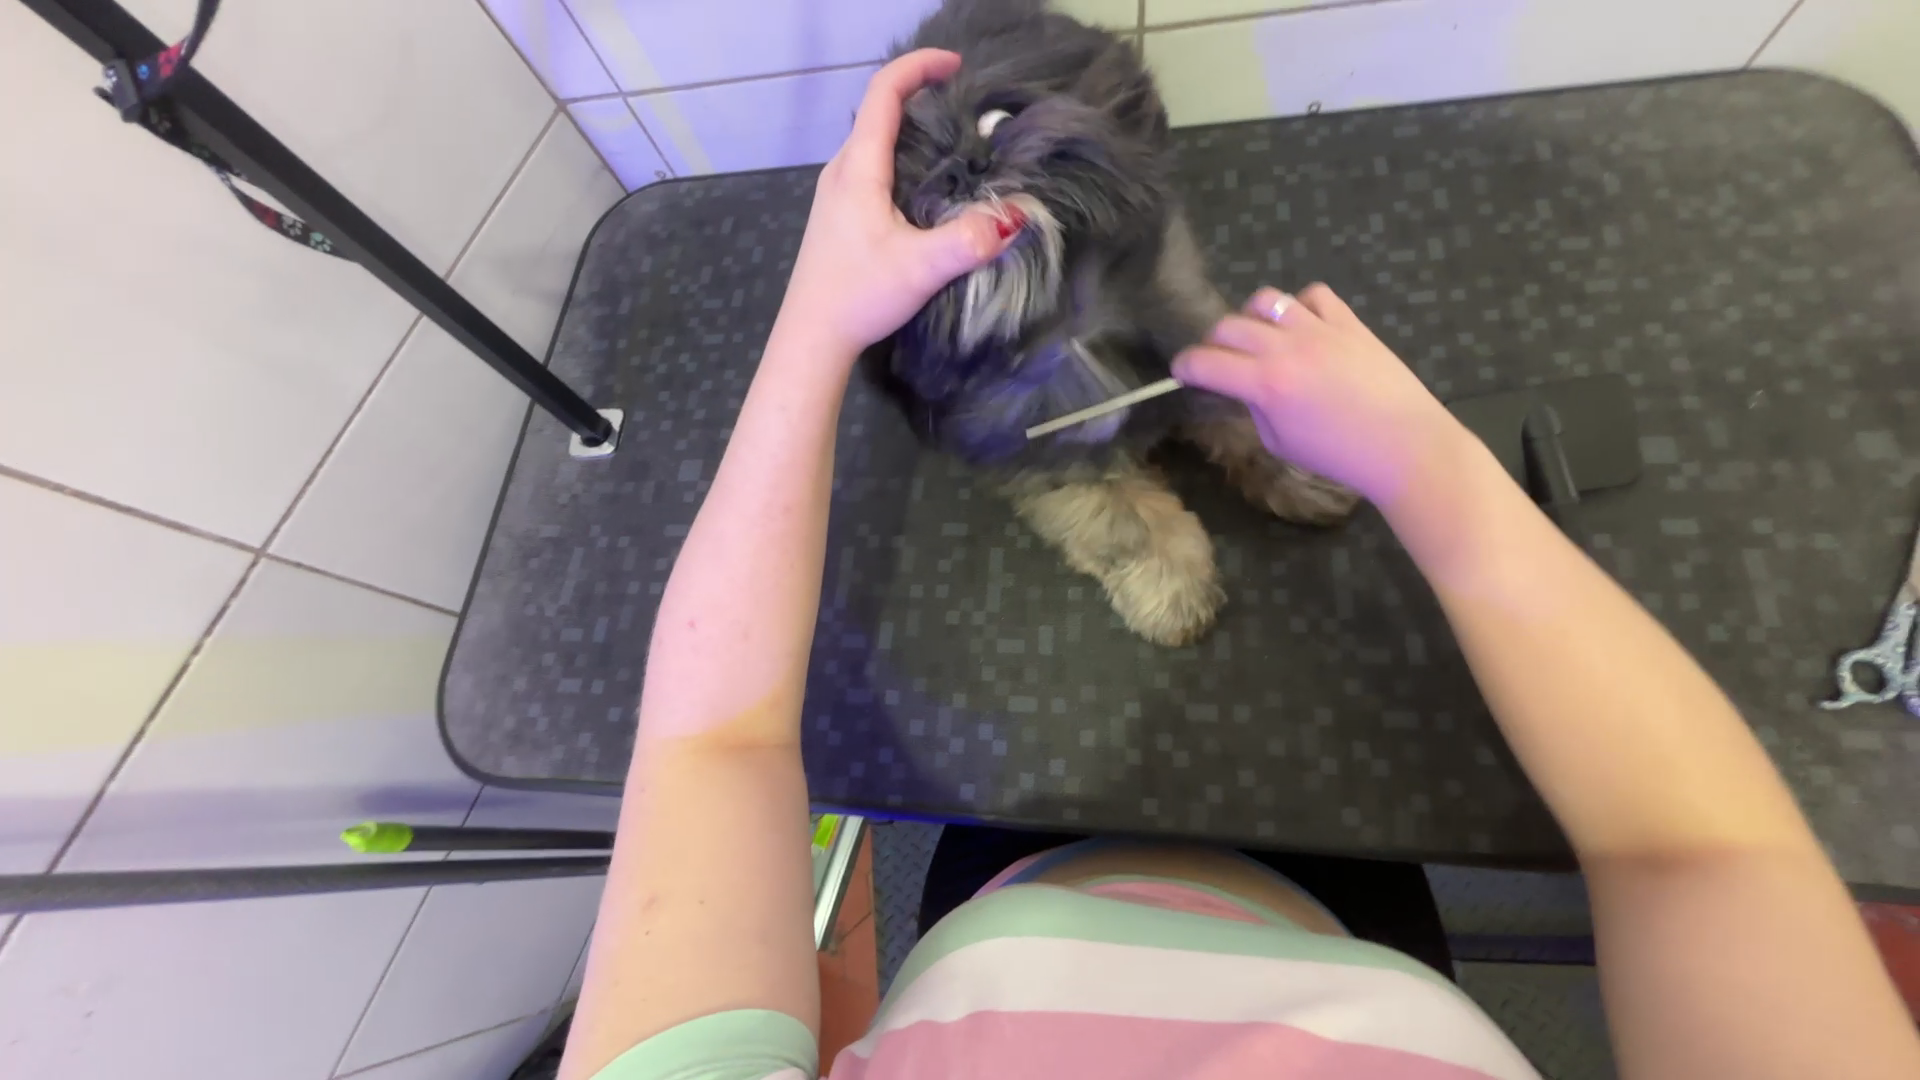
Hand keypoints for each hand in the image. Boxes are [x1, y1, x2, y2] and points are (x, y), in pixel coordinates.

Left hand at [771, 49, 1013, 361]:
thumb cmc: (858, 296)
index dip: (919, 67)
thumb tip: (1016, 217)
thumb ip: (967, 241)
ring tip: (953, 149)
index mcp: (858, 168)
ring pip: (875, 144)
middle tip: (966, 114)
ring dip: (912, 135)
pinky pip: (872, 171)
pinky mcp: (838, 218)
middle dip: (922, 100)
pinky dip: (901, 163)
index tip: (957, 66)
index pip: (884, 92)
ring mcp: (836, 195)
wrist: (812, 337)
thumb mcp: (920, 269)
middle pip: (879, 113)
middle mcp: (841, 171)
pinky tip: (924, 193)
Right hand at [1173, 285, 1471, 510]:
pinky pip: (1313, 296)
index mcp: (1266, 384)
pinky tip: (1302, 328)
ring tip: (1258, 337)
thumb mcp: (1279, 442)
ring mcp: (1319, 329)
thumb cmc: (1337, 455)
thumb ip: (1254, 408)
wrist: (1404, 444)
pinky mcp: (1349, 322)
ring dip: (1251, 318)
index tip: (1181, 373)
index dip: (1184, 367)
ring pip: (1266, 300)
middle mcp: (1287, 348)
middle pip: (1228, 327)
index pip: (1205, 363)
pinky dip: (1299, 307)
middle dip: (1212, 344)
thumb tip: (1243, 388)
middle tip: (1217, 361)